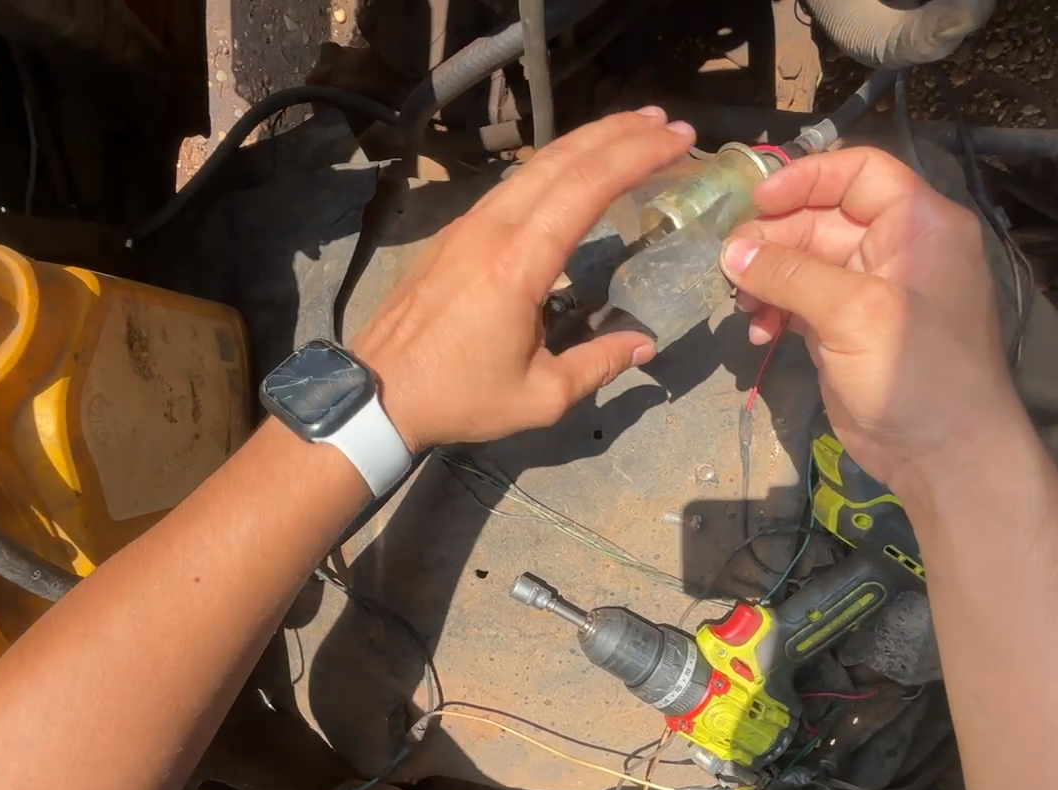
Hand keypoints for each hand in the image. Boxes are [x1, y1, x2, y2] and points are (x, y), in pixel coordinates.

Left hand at [352, 109, 695, 449]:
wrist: (378, 394)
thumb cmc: (458, 398)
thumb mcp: (539, 396)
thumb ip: (598, 365)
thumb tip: (644, 345)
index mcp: (518, 263)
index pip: (588, 185)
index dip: (638, 155)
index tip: (679, 140)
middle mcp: (491, 229)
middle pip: (561, 158)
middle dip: (618, 132)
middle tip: (664, 124)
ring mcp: (464, 227)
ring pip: (530, 167)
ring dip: (582, 145)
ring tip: (625, 137)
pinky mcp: (448, 237)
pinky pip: (507, 188)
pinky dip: (548, 171)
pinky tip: (565, 179)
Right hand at [720, 147, 1027, 495]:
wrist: (939, 451)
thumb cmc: (914, 370)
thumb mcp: (854, 312)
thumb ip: (790, 276)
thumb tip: (729, 251)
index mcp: (916, 225)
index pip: (858, 174)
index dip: (805, 179)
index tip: (754, 202)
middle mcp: (891, 251)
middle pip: (819, 221)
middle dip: (772, 242)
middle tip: (729, 268)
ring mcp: (865, 295)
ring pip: (801, 266)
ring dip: (766, 282)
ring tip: (742, 308)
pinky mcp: (842, 332)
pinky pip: (798, 306)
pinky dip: (774, 314)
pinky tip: (757, 335)